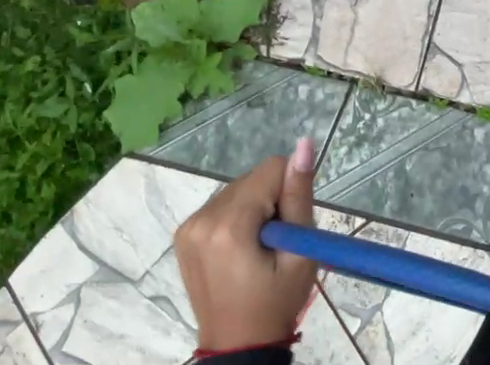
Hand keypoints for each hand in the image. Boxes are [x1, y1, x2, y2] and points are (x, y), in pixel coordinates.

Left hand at [175, 137, 319, 350]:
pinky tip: (243, 246)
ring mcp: (188, 226)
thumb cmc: (276, 301)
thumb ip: (299, 195)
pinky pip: (224, 202)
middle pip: (254, 178)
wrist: (238, 344)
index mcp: (229, 226)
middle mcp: (201, 218)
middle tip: (277, 240)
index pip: (272, 169)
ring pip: (240, 188)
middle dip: (273, 199)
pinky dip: (240, 215)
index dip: (290, 191)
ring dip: (257, 206)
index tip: (289, 226)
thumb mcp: (299, 251)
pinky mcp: (184, 233)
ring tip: (260, 246)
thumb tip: (305, 144)